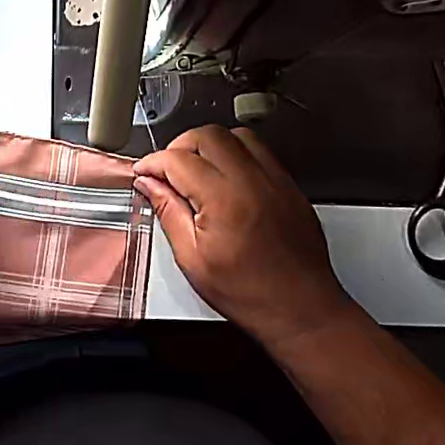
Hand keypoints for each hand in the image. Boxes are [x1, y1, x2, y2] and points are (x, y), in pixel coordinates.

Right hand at [133, 125, 354, 347]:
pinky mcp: (289, 186)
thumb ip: (168, 212)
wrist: (300, 309)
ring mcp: (275, 181)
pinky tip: (224, 177)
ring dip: (209, 145)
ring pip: (236, 135)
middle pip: (207, 135)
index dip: (153, 162)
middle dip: (179, 146)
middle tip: (167, 169)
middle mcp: (252, 182)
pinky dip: (236, 153)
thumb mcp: (192, 259)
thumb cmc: (249, 294)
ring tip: (196, 169)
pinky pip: (260, 151)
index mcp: (224, 201)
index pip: (178, 159)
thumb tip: (149, 184)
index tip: (144, 172)